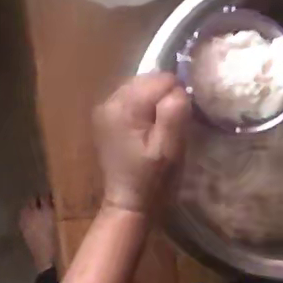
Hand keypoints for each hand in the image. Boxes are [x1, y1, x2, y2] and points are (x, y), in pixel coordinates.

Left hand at [94, 73, 190, 214]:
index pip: (162, 79)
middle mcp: (108, 101)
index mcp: (123, 107)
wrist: (128, 203)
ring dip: (153, 101)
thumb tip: (178, 89)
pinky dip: (143, 107)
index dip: (177, 96)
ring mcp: (104, 108)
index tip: (178, 122)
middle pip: (148, 79)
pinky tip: (146, 129)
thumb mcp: (170, 148)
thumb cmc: (153, 179)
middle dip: (163, 97)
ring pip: (140, 86)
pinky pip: (131, 98)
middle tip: (168, 126)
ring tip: (158, 128)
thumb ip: (174, 113)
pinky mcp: (105, 116)